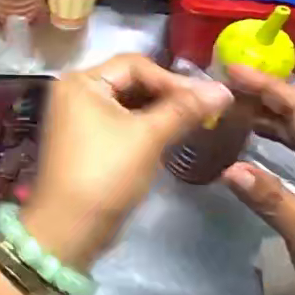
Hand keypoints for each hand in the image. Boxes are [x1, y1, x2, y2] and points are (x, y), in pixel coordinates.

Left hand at [26, 55, 230, 270]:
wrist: (69, 230)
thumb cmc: (106, 174)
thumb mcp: (148, 137)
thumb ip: (185, 109)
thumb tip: (225, 90)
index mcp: (82, 81)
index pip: (135, 65)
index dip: (173, 79)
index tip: (206, 97)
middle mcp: (76, 92)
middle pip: (131, 81)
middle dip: (169, 93)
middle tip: (205, 107)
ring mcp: (79, 117)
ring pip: (129, 102)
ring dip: (161, 110)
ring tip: (195, 119)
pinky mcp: (87, 140)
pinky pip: (122, 122)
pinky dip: (147, 125)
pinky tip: (173, 132)